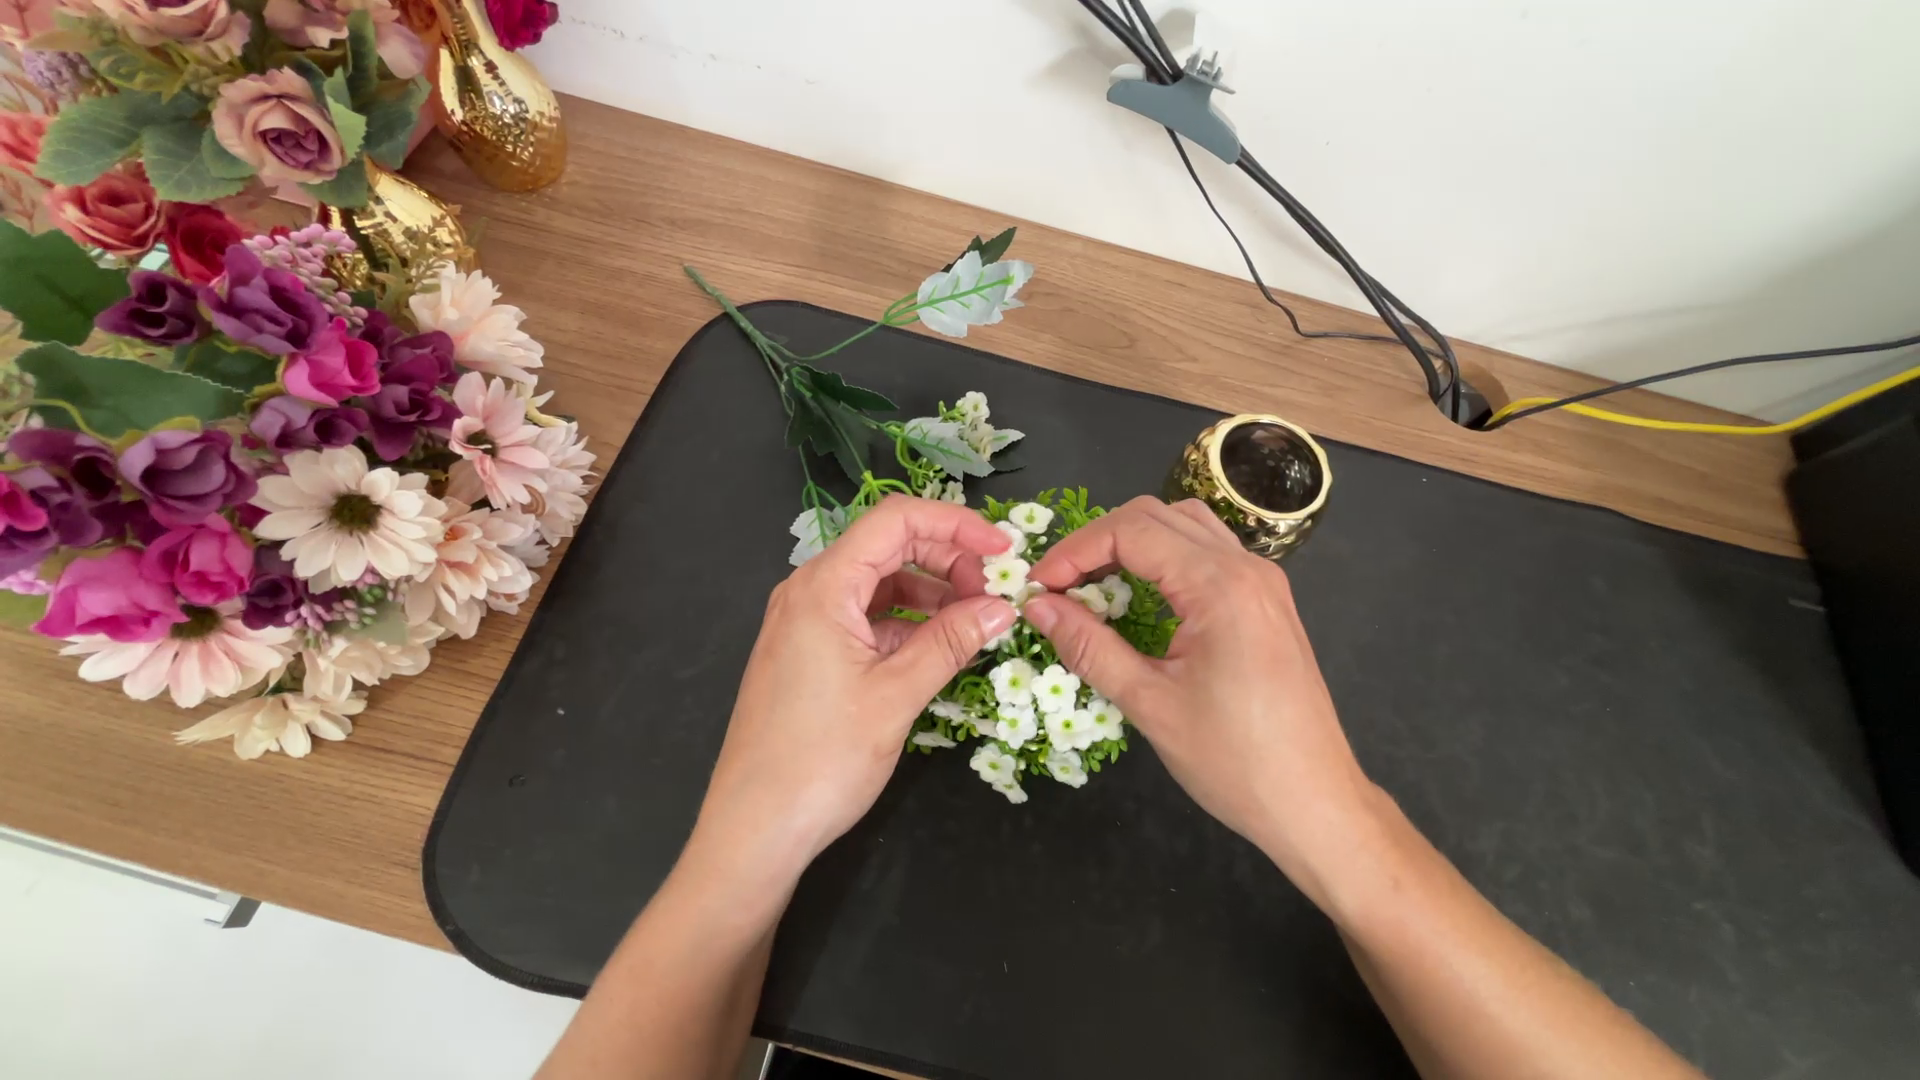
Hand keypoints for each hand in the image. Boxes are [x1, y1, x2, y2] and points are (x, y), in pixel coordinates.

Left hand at [691, 495, 1016, 877]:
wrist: (755, 829)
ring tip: (976, 621)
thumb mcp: (896, 695)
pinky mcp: (809, 651)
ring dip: (930, 593)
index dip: (956, 525)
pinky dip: (906, 622)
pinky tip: (939, 644)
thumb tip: (1002, 607)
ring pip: (879, 584)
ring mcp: (806, 622)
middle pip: (888, 547)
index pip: (896, 521)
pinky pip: (865, 617)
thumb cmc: (822, 760)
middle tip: (994, 594)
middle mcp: (809, 591)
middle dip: (947, 559)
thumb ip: (950, 642)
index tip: (1003, 549)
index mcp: (823, 587)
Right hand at [1023, 497, 1376, 898]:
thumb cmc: (1233, 761)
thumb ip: (1090, 647)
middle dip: (1096, 541)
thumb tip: (1037, 607)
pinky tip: (1139, 594)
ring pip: (1184, 525)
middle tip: (1057, 585)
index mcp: (1220, 586)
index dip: (1074, 551)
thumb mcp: (1150, 704)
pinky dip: (1163, 557)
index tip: (1038, 587)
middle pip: (1155, 516)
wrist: (1315, 803)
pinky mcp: (1266, 602)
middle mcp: (1246, 568)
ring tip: (1091, 583)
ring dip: (1131, 542)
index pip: (1132, 532)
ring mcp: (1262, 582)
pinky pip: (1207, 552)